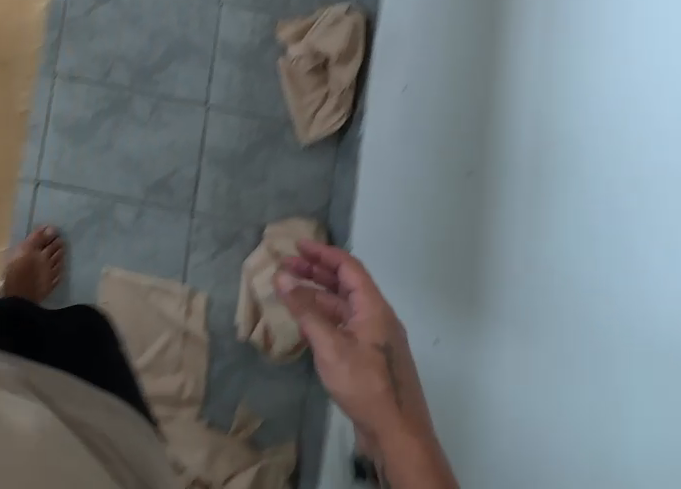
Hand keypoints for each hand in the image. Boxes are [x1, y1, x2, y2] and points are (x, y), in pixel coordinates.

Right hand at [277, 240, 445, 466]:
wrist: (398, 435)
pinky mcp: (371, 357)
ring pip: (344, 306)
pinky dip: (323, 316)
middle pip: (346, 284)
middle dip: (315, 272)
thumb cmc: (365, 385)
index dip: (323, 253)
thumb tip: (282, 277)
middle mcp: (378, 318)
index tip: (296, 245)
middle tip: (285, 265)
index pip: (349, 268)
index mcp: (374, 309)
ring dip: (317, 295)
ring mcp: (375, 339)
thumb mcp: (329, 345)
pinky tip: (305, 322)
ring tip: (289, 291)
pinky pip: (345, 324)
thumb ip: (305, 310)